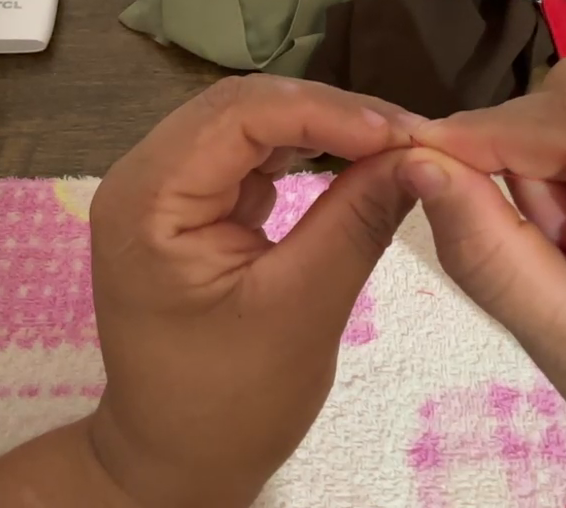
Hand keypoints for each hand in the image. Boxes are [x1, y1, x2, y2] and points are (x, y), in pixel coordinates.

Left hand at [86, 75, 420, 506]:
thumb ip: (357, 222)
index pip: (237, 116)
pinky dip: (304, 147)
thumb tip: (421, 157)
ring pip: (248, 119)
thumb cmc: (229, 404)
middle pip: (240, 107)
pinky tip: (349, 154)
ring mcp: (163, 181)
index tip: (402, 133)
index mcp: (146, 199)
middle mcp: (144, 174)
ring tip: (389, 142)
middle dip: (328, 113)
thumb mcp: (302, 312)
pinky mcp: (189, 195)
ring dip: (320, 125)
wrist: (175, 459)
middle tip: (407, 135)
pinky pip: (249, 149)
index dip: (324, 112)